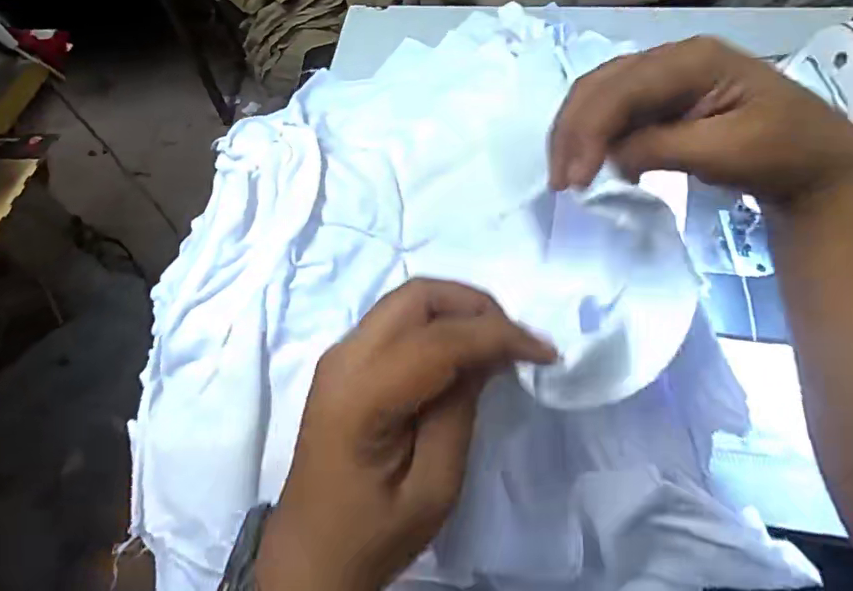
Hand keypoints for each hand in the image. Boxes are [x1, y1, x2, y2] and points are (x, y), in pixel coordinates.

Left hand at [257, 280, 555, 590]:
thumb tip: (490, 352)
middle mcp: (345, 358)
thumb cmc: (373, 534)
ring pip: (410, 297)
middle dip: (476, 306)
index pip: (440, 339)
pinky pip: (399, 315)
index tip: (543, 351)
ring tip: (495, 341)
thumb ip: (460, 409)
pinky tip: (462, 347)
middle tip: (514, 339)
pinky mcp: (346, 358)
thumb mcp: (434, 487)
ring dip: (458, 307)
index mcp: (362, 396)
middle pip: (420, 295)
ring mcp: (341, 353)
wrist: (309, 557)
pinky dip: (438, 318)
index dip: (497, 335)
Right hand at [549, 37, 852, 211]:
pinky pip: (619, 109)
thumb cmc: (784, 152)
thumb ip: (665, 148)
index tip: (574, 178)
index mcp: (693, 59)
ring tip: (566, 173)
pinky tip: (592, 162)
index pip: (625, 87)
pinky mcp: (666, 97)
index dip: (591, 129)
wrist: (817, 158)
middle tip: (560, 180)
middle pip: (604, 83)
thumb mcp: (729, 152)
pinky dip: (599, 135)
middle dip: (575, 129)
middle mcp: (673, 56)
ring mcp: (668, 74)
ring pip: (604, 93)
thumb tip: (613, 157)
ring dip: (579, 131)